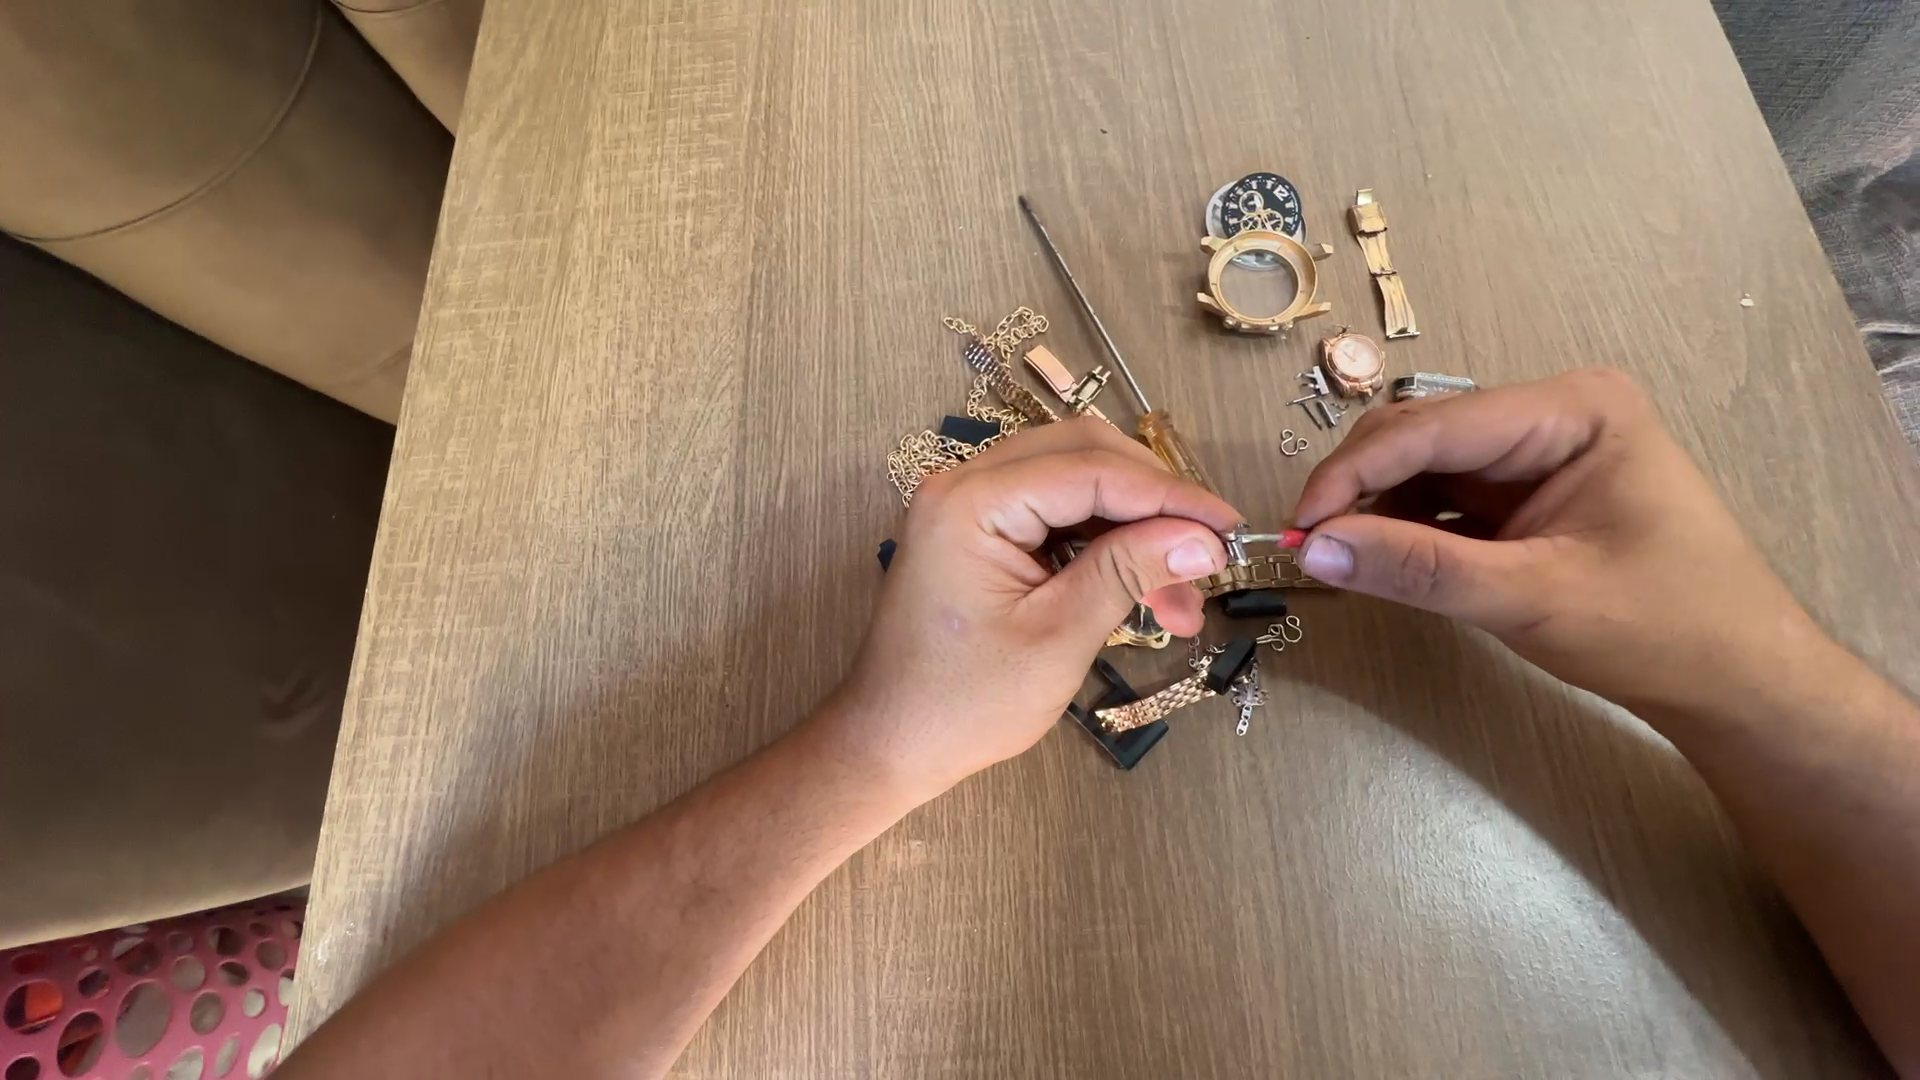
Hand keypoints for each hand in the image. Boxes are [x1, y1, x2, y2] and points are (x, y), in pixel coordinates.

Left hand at [824, 418, 1241, 798]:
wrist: (892, 741)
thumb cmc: (965, 704)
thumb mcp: (1058, 636)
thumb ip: (1129, 571)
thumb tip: (1205, 537)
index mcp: (971, 501)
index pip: (1091, 469)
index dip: (1169, 495)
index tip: (1229, 528)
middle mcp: (964, 483)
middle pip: (1083, 456)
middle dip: (1152, 503)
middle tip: (1204, 555)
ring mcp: (969, 505)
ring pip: (1074, 484)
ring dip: (1132, 529)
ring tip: (1177, 598)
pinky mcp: (980, 531)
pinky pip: (1054, 515)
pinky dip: (1102, 545)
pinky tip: (1140, 589)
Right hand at [1289, 368, 1818, 714]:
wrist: (1732, 681)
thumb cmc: (1659, 630)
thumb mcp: (1529, 598)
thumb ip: (1416, 569)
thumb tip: (1311, 551)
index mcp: (1570, 412)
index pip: (1429, 428)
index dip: (1351, 474)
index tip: (1298, 528)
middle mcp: (1542, 416)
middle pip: (1412, 436)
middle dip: (1355, 489)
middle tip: (1312, 547)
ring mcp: (1524, 453)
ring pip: (1410, 465)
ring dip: (1368, 510)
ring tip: (1341, 558)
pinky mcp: (1509, 491)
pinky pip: (1427, 495)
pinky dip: (1392, 527)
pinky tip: (1378, 559)